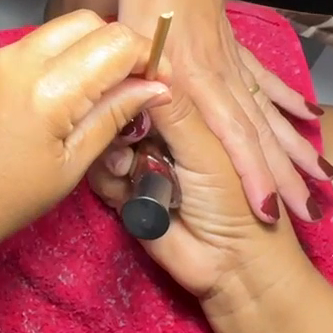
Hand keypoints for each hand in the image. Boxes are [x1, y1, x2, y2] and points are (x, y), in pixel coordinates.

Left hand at [0, 11, 167, 289]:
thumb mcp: (69, 167)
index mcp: (46, 88)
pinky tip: (32, 104)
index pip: (116, 42)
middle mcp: (14, 57)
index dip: (145, 56)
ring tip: (76, 99)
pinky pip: (17, 48)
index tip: (154, 81)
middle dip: (112, 46)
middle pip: (85, 22)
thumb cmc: (0, 202)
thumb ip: (113, 116)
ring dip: (75, 53)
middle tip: (120, 86)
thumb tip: (158, 87)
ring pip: (50, 32)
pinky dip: (38, 64)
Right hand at [89, 85, 315, 319]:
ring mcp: (144, 161)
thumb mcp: (207, 150)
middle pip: (123, 110)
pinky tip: (121, 191)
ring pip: (107, 141)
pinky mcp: (126, 190)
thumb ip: (176, 111)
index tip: (111, 77)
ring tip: (125, 168)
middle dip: (115, 121)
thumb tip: (147, 65)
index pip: (153, 85)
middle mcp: (167, 133)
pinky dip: (106, 179)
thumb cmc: (232, 202)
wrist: (228, 268)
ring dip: (111, 154)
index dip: (131, 81)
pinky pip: (100, 173)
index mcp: (195, 113)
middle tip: (121, 134)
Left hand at [115, 0, 327, 223]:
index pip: (231, 134)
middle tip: (310, 212)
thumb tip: (137, 120)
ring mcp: (231, 61)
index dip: (251, 172)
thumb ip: (134, 81)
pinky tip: (310, 116)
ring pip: (269, 110)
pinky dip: (287, 98)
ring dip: (294, 145)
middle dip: (284, 174)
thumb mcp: (126, 42)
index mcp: (193, 78)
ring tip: (323, 177)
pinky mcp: (232, 47)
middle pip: (259, 131)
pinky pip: (264, 77)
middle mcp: (220, 75)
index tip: (268, 208)